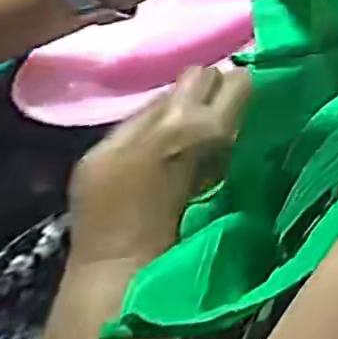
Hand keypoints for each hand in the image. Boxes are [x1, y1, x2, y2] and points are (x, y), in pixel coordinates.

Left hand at [68, 67, 249, 262]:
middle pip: (199, 73)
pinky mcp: (97, 148)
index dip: (238, 88)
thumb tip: (238, 95)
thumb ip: (231, 126)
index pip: (237, 79)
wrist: (123, 265)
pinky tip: (146, 151)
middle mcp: (170, 120)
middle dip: (205, 88)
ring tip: (175, 131)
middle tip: (208, 111)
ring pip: (165, 91)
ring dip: (173, 106)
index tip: (240, 100)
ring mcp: (129, 132)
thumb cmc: (190, 219)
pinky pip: (132, 119)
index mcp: (210, 127)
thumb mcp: (225, 163)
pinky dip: (143, 128)